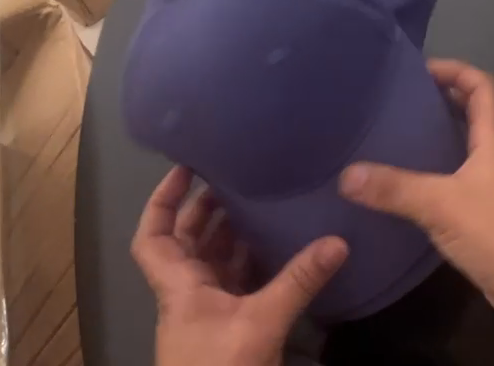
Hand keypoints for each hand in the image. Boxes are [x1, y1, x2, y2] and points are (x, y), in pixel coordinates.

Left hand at [133, 166, 347, 365]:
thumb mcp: (261, 325)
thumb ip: (299, 280)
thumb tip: (340, 239)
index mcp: (179, 289)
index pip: (153, 238)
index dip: (162, 201)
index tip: (186, 166)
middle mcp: (187, 295)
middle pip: (186, 242)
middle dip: (206, 207)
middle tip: (239, 174)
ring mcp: (208, 313)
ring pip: (212, 259)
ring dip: (231, 230)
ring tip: (261, 197)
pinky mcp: (229, 327)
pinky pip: (235, 279)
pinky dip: (251, 257)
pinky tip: (277, 242)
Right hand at [339, 59, 493, 315]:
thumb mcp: (439, 204)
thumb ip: (395, 188)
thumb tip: (346, 173)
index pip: (482, 85)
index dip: (456, 70)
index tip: (421, 69)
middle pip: (476, 109)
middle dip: (444, 97)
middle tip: (404, 99)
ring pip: (469, 141)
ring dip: (442, 130)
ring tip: (403, 133)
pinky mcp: (489, 207)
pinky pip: (464, 170)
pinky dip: (442, 163)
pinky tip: (416, 181)